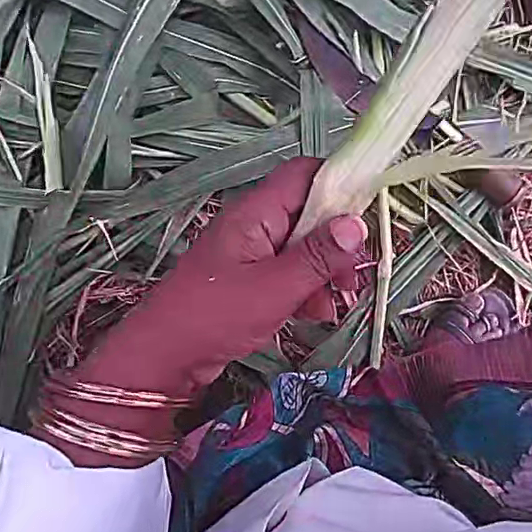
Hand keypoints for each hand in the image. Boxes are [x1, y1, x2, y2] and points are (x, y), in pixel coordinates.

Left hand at [76, 157, 368, 400]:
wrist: (164, 356)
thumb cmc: (216, 315)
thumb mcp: (275, 287)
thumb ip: (317, 256)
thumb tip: (357, 223)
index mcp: (255, 213)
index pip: (304, 175)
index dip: (339, 184)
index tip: (368, 215)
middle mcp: (253, 225)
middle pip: (308, 214)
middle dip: (336, 243)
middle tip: (353, 277)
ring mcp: (249, 254)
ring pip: (300, 248)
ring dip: (323, 272)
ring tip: (336, 303)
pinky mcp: (247, 281)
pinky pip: (285, 274)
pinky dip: (304, 290)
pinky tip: (315, 314)